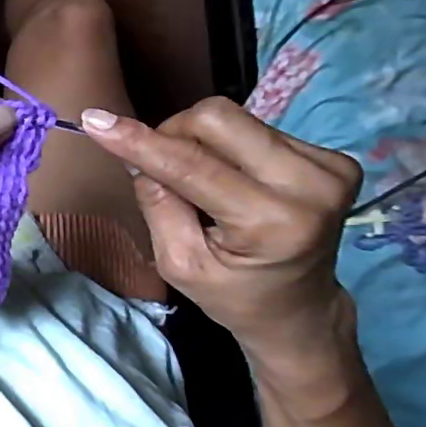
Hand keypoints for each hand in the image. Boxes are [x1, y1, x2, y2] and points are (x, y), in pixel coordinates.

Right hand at [81, 97, 362, 363]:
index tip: (94, 120)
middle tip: (159, 166)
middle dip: (172, 134)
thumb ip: (158, 204)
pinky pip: (253, 127)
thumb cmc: (232, 293)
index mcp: (271, 223)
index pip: (190, 165)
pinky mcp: (332, 157)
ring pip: (233, 118)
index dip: (138, 140)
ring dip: (198, 142)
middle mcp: (310, 184)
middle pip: (217, 119)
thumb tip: (134, 153)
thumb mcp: (178, 262)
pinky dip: (224, 148)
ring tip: (199, 181)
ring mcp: (328, 166)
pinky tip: (231, 179)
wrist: (299, 308)